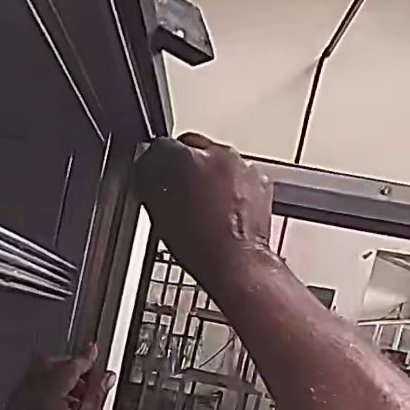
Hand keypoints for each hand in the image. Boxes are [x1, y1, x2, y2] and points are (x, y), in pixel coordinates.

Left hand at [4, 345, 114, 409]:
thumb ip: (96, 397)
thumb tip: (104, 379)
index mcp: (46, 396)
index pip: (68, 366)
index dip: (85, 359)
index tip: (95, 354)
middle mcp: (26, 396)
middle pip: (47, 363)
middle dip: (69, 366)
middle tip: (89, 377)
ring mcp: (17, 405)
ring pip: (37, 374)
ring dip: (57, 377)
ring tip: (78, 396)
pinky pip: (30, 389)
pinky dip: (46, 390)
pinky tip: (63, 407)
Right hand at [132, 133, 275, 289]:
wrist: (237, 263)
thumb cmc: (202, 245)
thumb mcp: (161, 214)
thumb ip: (152, 185)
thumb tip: (150, 173)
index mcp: (187, 159)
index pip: (162, 147)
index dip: (156, 163)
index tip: (156, 174)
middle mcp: (217, 155)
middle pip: (193, 148)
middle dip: (185, 166)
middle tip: (180, 191)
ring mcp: (241, 166)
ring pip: (218, 161)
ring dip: (209, 176)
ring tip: (204, 205)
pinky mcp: (259, 180)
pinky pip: (239, 175)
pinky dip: (231, 186)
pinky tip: (223, 209)